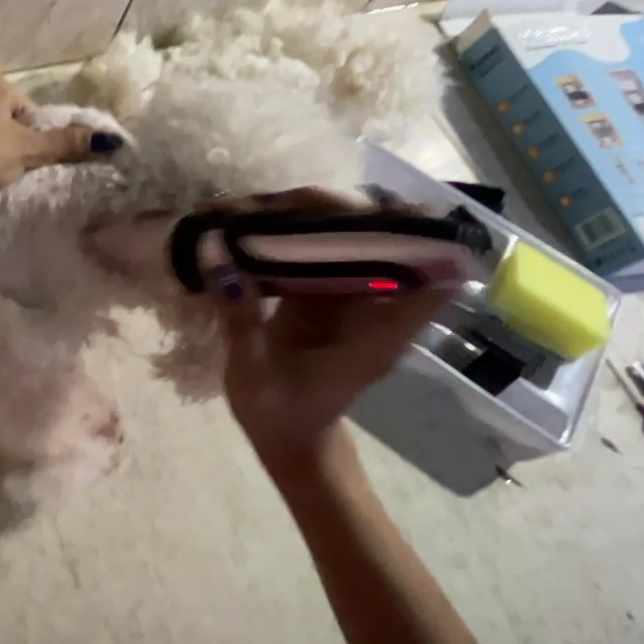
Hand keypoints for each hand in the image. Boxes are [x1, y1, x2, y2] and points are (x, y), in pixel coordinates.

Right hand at [216, 189, 451, 470]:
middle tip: (282, 202)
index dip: (421, 235)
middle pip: (380, 242)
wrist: (287, 441)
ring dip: (309, 216)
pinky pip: (313, 254)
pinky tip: (250, 224)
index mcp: (377, 332)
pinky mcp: (320, 296)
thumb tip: (214, 249)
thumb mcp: (255, 370)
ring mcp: (346, 299)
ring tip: (255, 205)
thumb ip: (239, 312)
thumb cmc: (281, 415)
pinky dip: (288, 235)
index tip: (384, 206)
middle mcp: (372, 308)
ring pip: (344, 241)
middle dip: (340, 211)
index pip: (430, 277)